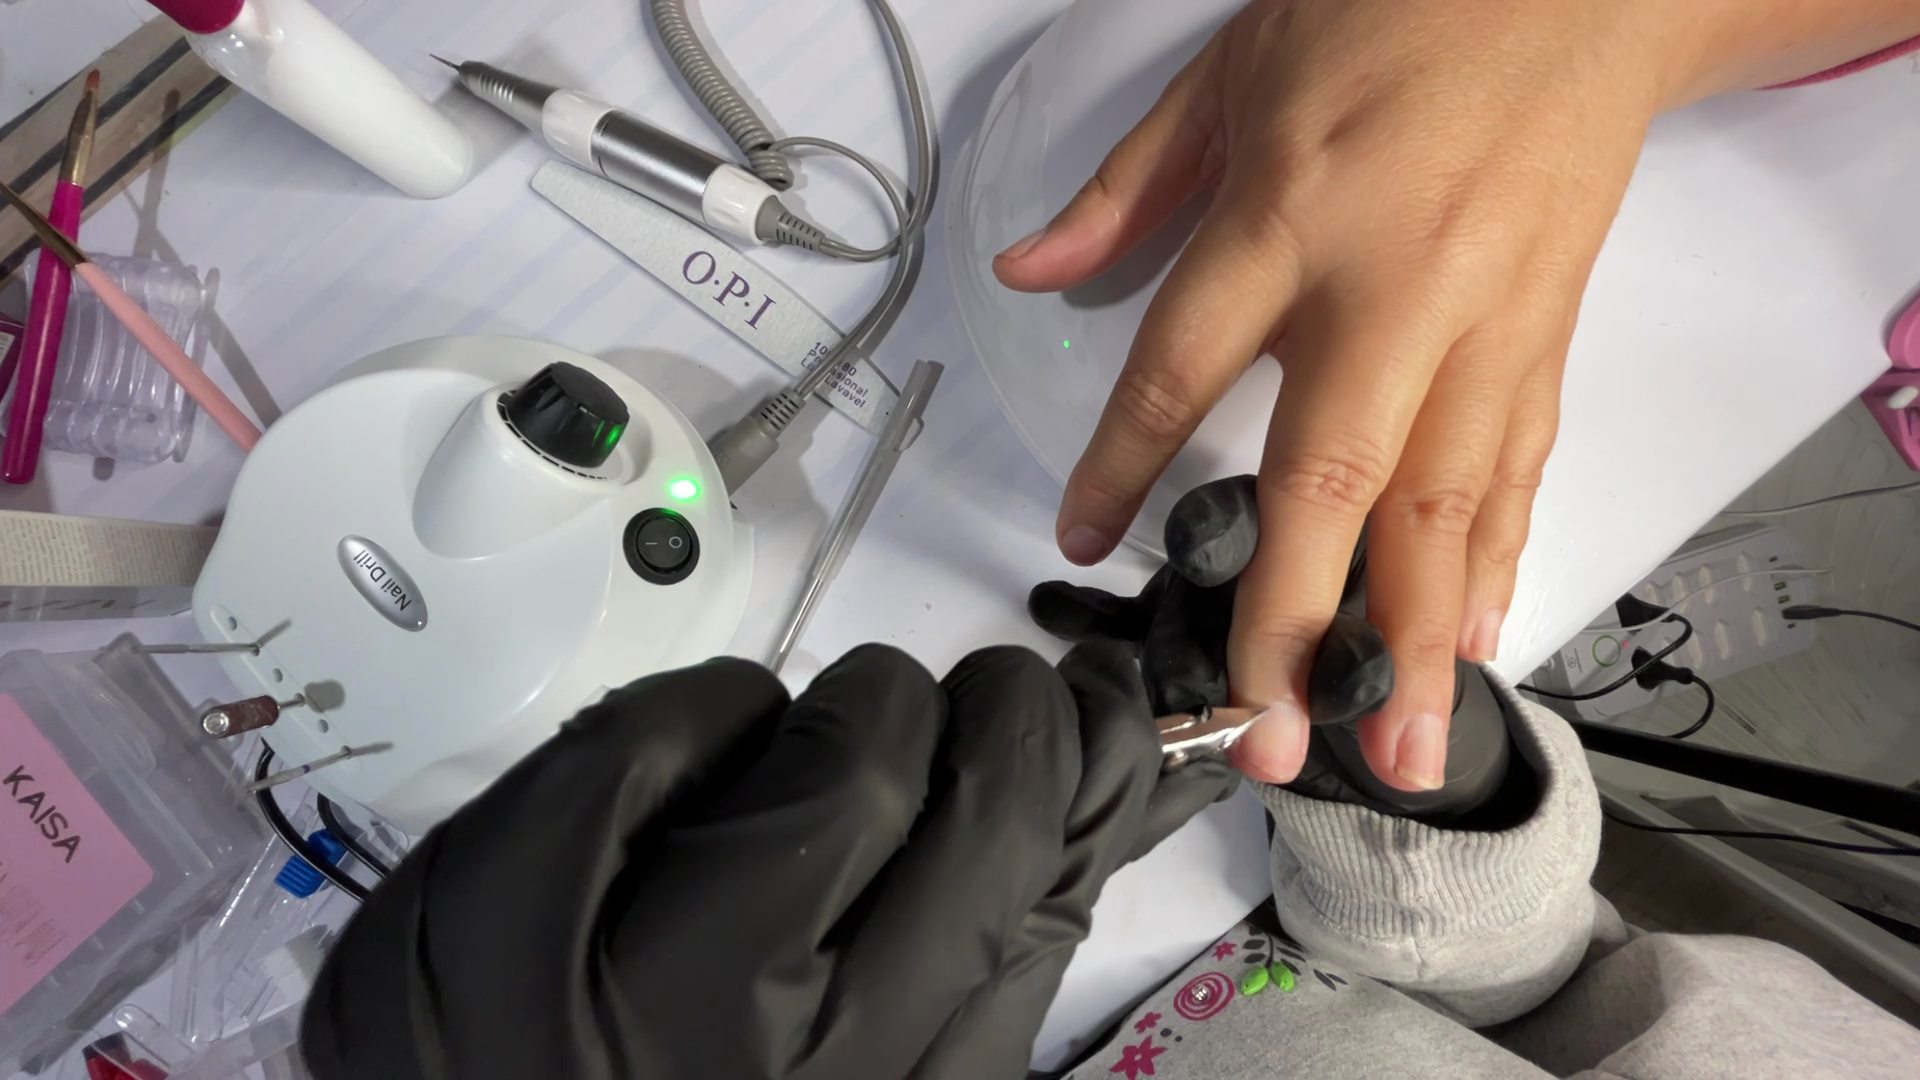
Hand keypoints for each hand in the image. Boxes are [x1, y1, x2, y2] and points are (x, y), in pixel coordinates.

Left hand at [300, 644, 1235, 1079]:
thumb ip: (1019, 897)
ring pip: (831, 743)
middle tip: (949, 704)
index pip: (1035, 840)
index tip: (1062, 691)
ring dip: (851, 705)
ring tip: (814, 750)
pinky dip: (699, 711)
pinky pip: (642, 734)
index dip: (1071, 730)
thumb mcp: (919, 1042)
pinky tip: (696, 759)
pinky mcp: (462, 927)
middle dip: (981, 697)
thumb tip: (1115, 741)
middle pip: (960, 785)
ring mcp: (596, 1003)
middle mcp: (768, 1067)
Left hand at [996, 0, 1683, 790]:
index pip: (1173, 376)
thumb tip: (1024, 269)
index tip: (1082, 545)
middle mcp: (1389, 293)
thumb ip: (1120, 193)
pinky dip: (1489, 564)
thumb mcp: (1223, 78)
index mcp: (1284, 222)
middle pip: (1329, 483)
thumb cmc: (1383, 16)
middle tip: (1268, 739)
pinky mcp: (1546, 340)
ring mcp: (1484, 327)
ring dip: (1411, 642)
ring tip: (1392, 755)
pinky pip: (1514, 471)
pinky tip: (1461, 644)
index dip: (1120, 470)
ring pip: (1442, 506)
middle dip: (1295, 624)